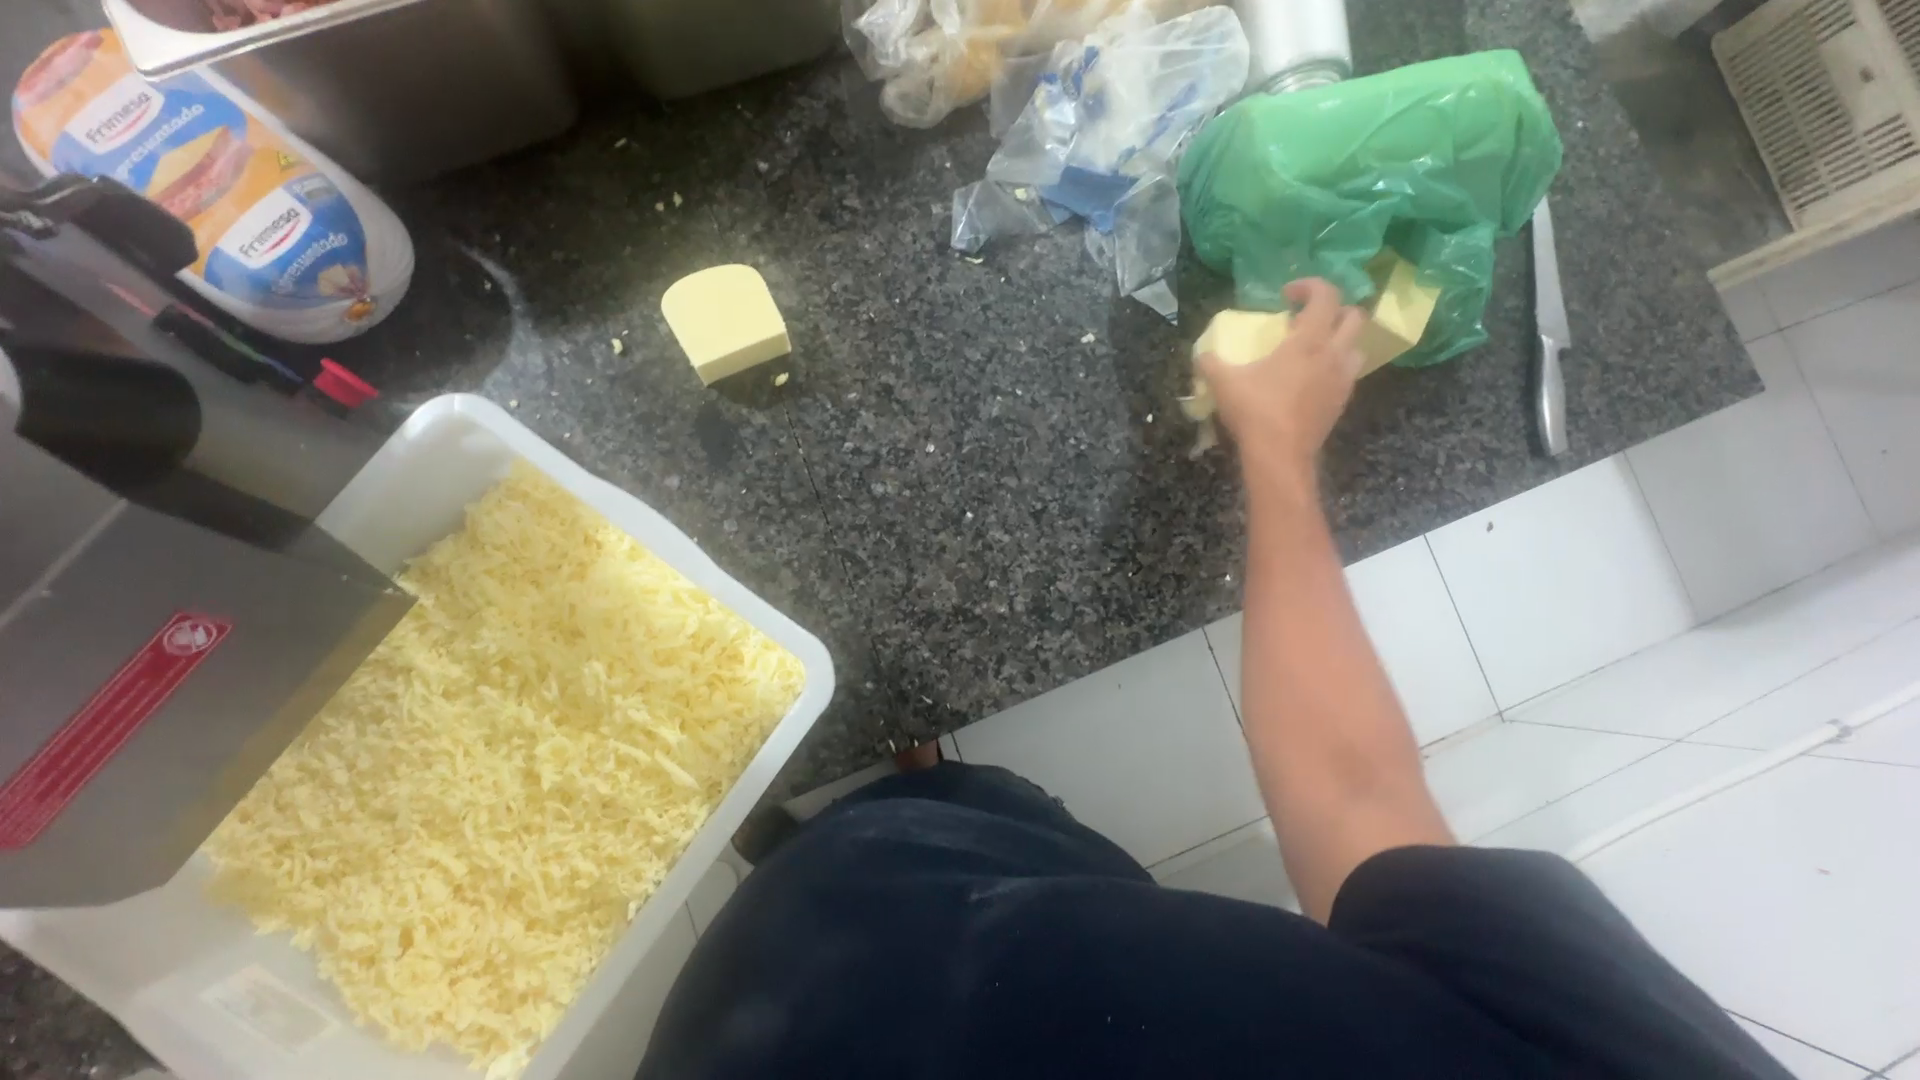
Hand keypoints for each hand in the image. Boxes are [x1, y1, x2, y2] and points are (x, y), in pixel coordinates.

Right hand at [1196, 278, 1365, 492]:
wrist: (1280, 455)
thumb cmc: (1255, 412)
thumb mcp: (1224, 383)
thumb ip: (1211, 363)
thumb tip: (1201, 355)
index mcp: (1309, 341)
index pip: (1326, 295)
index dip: (1310, 286)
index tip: (1287, 294)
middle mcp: (1334, 354)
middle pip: (1354, 316)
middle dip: (1334, 310)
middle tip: (1306, 320)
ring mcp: (1342, 380)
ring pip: (1356, 346)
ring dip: (1339, 340)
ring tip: (1313, 349)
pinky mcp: (1341, 402)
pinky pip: (1347, 375)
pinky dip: (1334, 368)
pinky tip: (1310, 380)